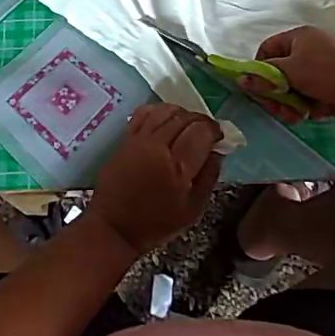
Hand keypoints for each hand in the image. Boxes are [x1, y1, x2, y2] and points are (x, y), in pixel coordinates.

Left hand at [88, 104, 222, 254]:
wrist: (114, 225)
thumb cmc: (156, 223)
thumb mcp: (193, 210)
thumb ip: (208, 177)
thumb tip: (217, 152)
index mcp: (177, 167)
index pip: (200, 132)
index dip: (213, 129)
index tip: (220, 136)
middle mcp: (157, 146)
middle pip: (183, 118)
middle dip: (200, 120)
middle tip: (207, 130)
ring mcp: (139, 139)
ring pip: (164, 111)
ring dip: (181, 113)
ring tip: (188, 124)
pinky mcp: (125, 138)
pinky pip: (144, 113)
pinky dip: (159, 110)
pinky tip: (166, 119)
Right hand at [239, 26, 334, 129]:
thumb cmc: (330, 74)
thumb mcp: (292, 72)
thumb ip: (264, 77)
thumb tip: (240, 80)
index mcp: (299, 37)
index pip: (267, 50)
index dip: (259, 69)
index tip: (258, 88)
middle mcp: (309, 50)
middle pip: (278, 72)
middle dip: (275, 92)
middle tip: (277, 108)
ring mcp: (321, 70)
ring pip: (292, 88)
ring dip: (290, 103)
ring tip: (296, 115)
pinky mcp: (331, 88)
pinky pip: (308, 97)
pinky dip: (306, 106)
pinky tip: (312, 114)